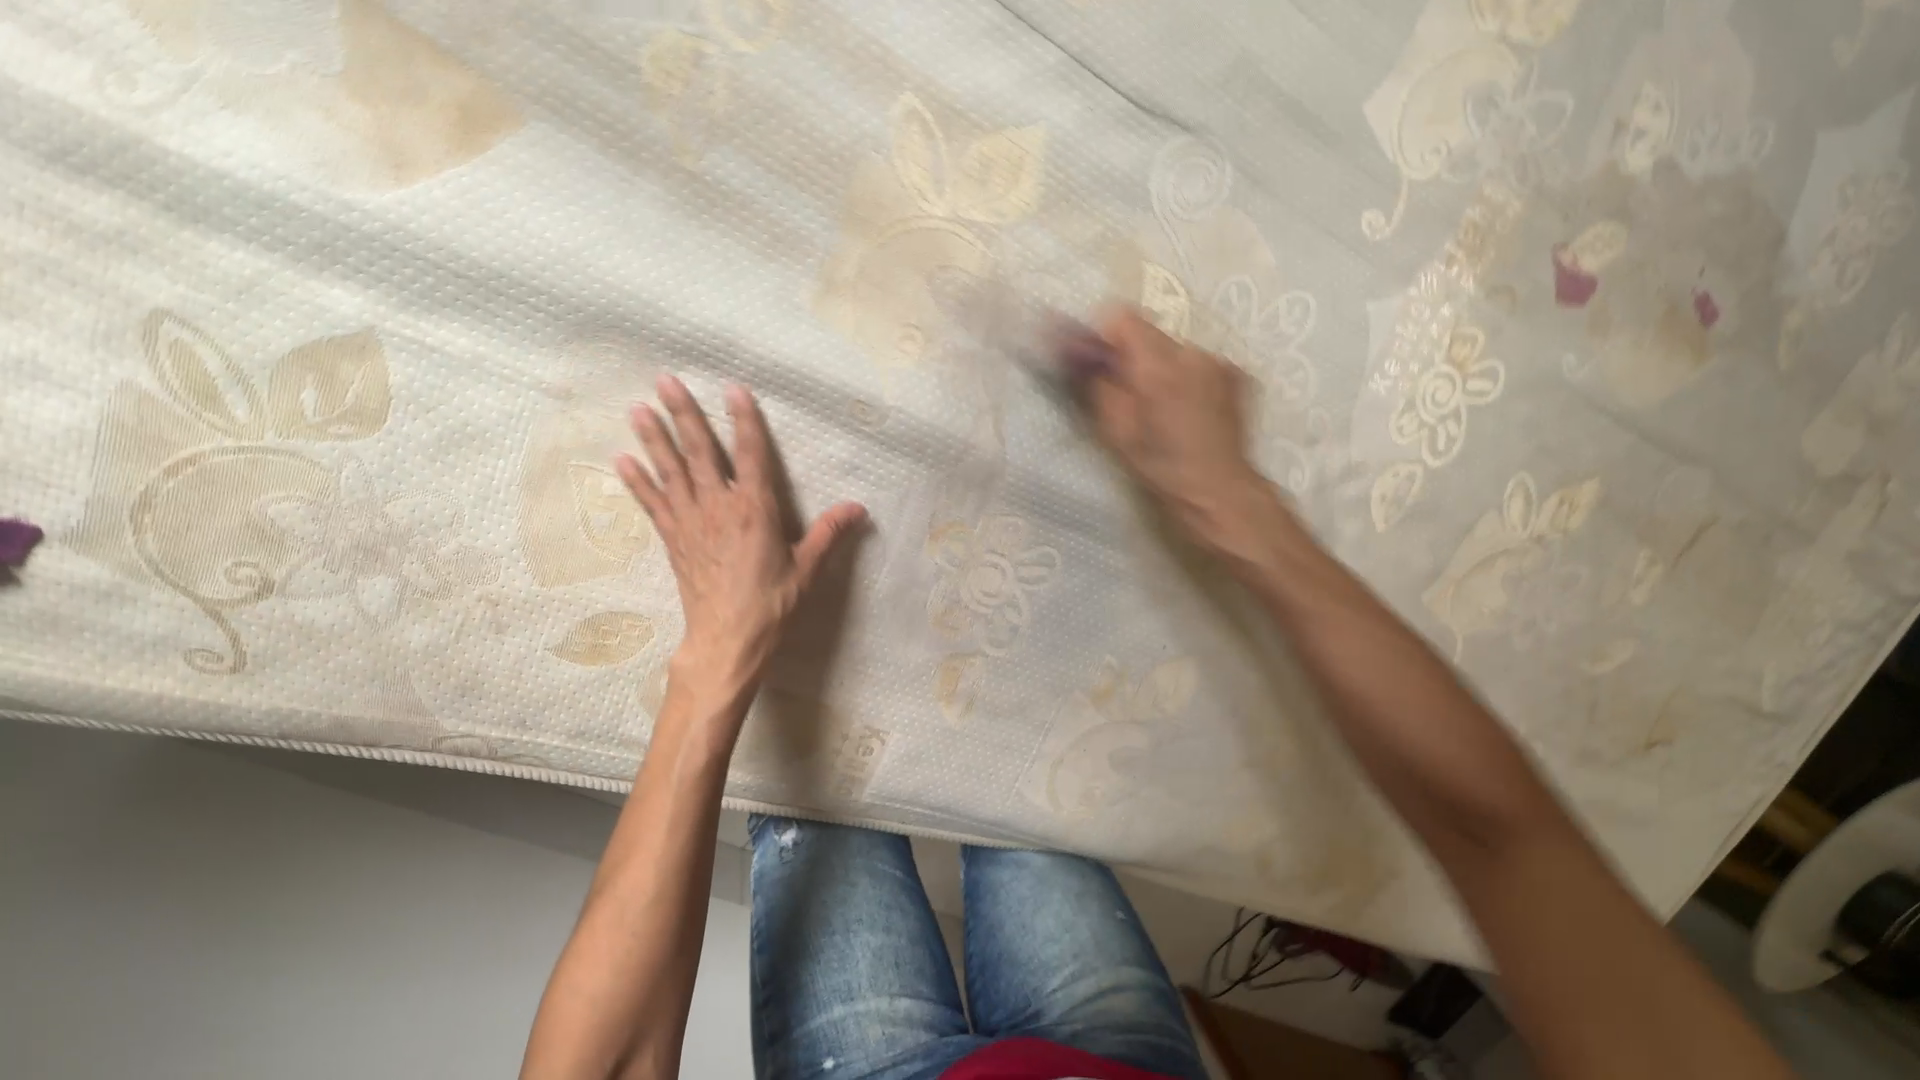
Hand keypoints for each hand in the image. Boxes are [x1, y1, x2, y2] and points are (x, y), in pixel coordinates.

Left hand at [615, 375, 865, 700]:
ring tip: (637, 408)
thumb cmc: (771, 605)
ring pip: (670, 470)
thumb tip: (859, 508)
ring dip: (654, 438)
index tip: (734, 388)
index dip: (744, 420)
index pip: (752, 454)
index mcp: (756, 510)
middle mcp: (719, 507)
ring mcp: (691, 522)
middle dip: (684, 413)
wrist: (726, 640)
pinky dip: (637, 481)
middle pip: (700, 451)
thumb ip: (829, 534)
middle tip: (666, 380)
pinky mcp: (673, 539)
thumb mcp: (806, 569)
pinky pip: (652, 503)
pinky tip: (621, 459)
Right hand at [1078, 307, 1291, 565]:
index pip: (1123, 317)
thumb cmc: (1160, 466)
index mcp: (1158, 364)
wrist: (1218, 491)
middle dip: (1135, 359)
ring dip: (1163, 371)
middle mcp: (1192, 352)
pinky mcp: (1237, 375)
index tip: (1104, 368)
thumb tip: (1068, 346)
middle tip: (1133, 399)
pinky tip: (1191, 413)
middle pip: (1150, 335)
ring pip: (1175, 351)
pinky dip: (1189, 381)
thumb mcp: (1115, 429)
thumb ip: (1093, 381)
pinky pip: (1199, 365)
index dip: (1107, 339)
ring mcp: (1219, 362)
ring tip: (1165, 411)